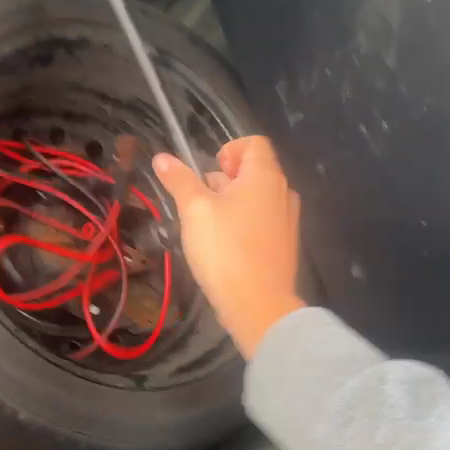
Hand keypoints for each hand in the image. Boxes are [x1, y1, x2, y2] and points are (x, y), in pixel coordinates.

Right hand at [153, 137, 305, 357]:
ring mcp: (288, 221)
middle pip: (253, 171)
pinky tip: (223, 247)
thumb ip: (179, 180)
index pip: (254, 143)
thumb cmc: (225, 249)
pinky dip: (243, 224)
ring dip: (231, 203)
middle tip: (199, 202)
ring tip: (207, 226)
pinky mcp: (284, 246)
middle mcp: (283, 193)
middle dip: (223, 180)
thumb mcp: (194, 210)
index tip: (208, 172)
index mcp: (265, 177)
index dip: (229, 150)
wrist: (258, 305)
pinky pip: (262, 222)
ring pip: (256, 199)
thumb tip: (162, 158)